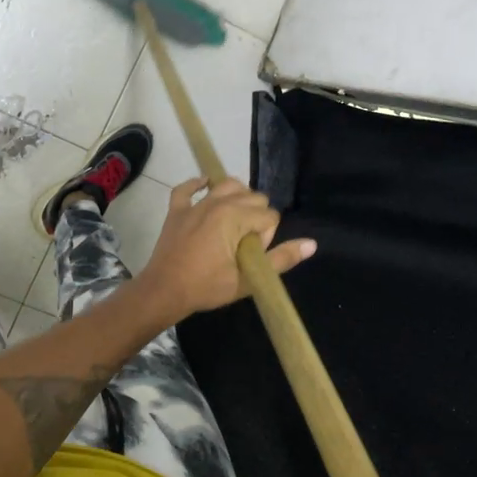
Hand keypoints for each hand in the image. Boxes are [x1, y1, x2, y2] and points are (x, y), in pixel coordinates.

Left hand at [138, 177, 314, 319]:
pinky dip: (197, 184)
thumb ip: (281, 259)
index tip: (252, 255)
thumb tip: (312, 244)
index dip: (267, 236)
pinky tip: (206, 187)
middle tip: (244, 245)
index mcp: (234, 216)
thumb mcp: (249, 279)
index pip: (269, 215)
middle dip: (256, 217)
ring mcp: (194, 204)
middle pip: (253, 197)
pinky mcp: (176, 210)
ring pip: (226, 184)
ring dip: (237, 198)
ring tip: (236, 222)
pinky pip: (187, 188)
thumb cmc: (207, 287)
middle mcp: (216, 202)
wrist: (164, 291)